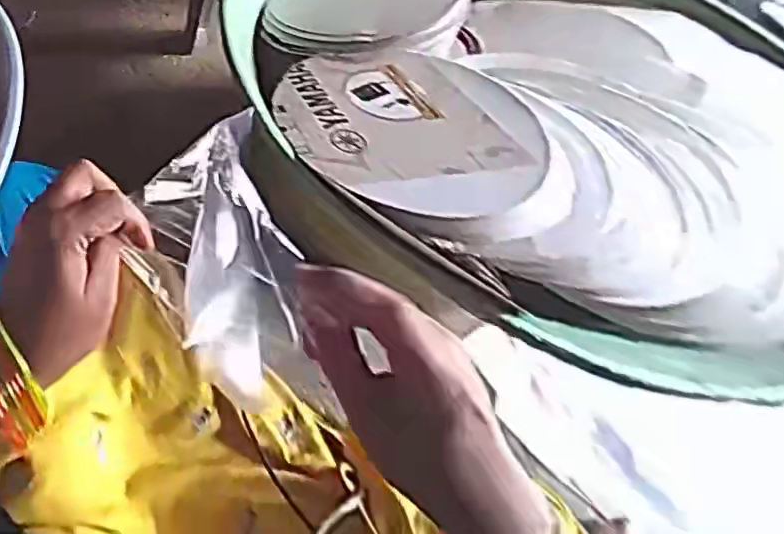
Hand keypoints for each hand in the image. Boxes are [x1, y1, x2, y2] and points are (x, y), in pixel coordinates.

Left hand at [0, 160, 152, 386]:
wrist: (12, 349)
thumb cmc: (60, 333)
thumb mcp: (100, 299)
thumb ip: (111, 254)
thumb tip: (117, 232)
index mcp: (63, 228)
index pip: (110, 200)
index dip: (134, 219)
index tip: (143, 247)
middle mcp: (42, 212)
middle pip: (81, 171)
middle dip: (110, 191)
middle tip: (125, 225)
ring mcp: (30, 217)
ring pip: (67, 182)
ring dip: (93, 198)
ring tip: (112, 233)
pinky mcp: (26, 227)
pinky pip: (57, 199)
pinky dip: (78, 207)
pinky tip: (91, 237)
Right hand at [297, 266, 555, 533]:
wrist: (486, 505)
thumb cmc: (419, 456)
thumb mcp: (362, 405)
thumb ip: (334, 352)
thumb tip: (313, 317)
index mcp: (420, 344)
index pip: (369, 294)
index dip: (330, 281)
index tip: (297, 277)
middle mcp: (440, 338)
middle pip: (381, 300)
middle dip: (339, 295)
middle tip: (304, 300)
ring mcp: (451, 351)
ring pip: (393, 313)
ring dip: (355, 309)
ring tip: (323, 321)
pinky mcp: (454, 365)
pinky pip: (405, 328)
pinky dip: (374, 324)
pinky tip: (356, 338)